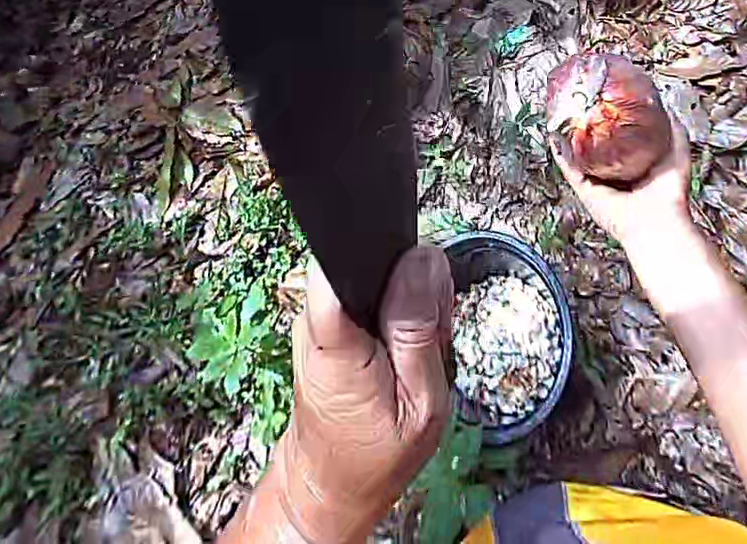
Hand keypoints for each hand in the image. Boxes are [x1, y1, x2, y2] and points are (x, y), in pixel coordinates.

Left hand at [269, 247, 453, 542]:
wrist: (331, 485)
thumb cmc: (374, 455)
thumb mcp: (419, 403)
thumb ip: (419, 329)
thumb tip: (422, 261)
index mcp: (336, 343)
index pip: (345, 264)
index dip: (395, 261)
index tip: (421, 293)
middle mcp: (317, 320)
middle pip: (376, 263)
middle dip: (415, 286)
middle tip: (429, 337)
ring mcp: (320, 318)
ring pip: (379, 274)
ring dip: (409, 301)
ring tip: (416, 348)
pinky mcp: (328, 320)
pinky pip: (373, 292)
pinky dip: (397, 312)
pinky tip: (402, 345)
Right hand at [550, 111, 693, 251]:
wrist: (658, 222)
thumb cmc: (670, 194)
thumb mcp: (676, 153)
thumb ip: (673, 131)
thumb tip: (667, 108)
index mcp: (633, 168)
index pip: (617, 143)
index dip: (610, 125)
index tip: (605, 104)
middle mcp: (613, 175)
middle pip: (596, 148)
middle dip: (587, 129)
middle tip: (581, 107)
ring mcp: (597, 183)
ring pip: (578, 156)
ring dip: (569, 138)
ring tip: (564, 116)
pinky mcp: (585, 190)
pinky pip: (569, 167)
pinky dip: (560, 152)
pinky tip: (555, 135)